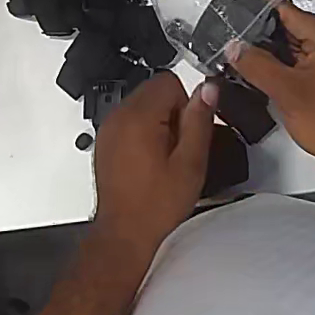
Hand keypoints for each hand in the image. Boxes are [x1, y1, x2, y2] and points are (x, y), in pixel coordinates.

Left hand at [91, 72, 215, 259]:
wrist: (124, 234)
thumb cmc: (154, 206)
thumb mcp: (190, 164)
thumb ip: (200, 121)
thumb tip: (208, 89)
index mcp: (139, 117)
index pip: (168, 81)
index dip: (185, 105)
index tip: (186, 132)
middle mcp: (119, 116)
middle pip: (155, 89)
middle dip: (172, 112)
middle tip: (176, 148)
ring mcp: (109, 127)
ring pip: (143, 103)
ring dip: (157, 121)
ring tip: (162, 157)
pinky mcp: (105, 138)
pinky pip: (129, 118)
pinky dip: (142, 131)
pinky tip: (148, 161)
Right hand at [230, 2, 314, 180]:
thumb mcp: (289, 92)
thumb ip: (257, 65)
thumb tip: (233, 47)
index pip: (290, 11)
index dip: (262, 2)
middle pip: (291, 27)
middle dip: (260, 27)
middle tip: (230, 23)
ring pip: (293, 45)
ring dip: (268, 47)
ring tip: (236, 44)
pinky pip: (299, 61)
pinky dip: (280, 62)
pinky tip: (256, 65)